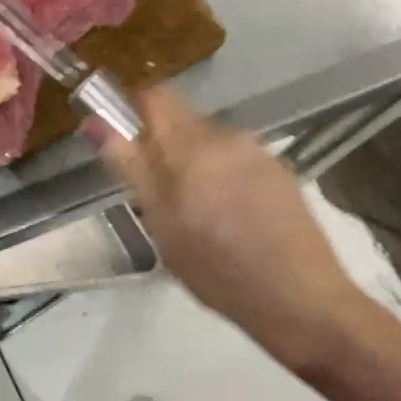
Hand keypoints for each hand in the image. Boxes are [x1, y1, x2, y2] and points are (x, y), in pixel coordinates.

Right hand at [97, 88, 367, 368]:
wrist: (305, 304)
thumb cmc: (218, 266)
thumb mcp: (159, 220)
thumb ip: (128, 165)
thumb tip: (94, 120)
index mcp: (190, 144)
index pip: (155, 96)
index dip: (136, 111)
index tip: (130, 144)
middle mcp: (226, 137)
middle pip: (182, 123)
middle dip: (167, 148)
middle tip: (164, 194)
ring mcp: (259, 154)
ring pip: (211, 144)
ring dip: (198, 165)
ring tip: (202, 213)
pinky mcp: (283, 175)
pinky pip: (238, 161)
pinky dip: (227, 179)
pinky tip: (235, 220)